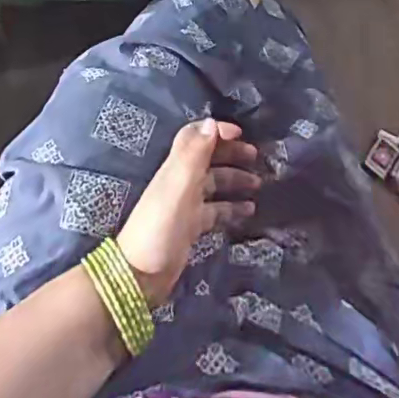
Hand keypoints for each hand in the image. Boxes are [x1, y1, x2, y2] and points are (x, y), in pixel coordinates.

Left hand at [115, 119, 259, 305]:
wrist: (140, 275)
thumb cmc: (160, 227)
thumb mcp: (178, 187)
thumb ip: (193, 154)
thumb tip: (212, 122)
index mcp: (176, 168)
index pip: (195, 137)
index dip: (216, 131)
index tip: (241, 133)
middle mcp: (180, 182)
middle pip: (207, 158)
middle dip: (231, 153)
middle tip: (256, 157)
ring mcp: (186, 205)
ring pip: (214, 183)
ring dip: (235, 179)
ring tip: (258, 184)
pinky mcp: (191, 226)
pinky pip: (216, 210)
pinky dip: (232, 206)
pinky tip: (249, 210)